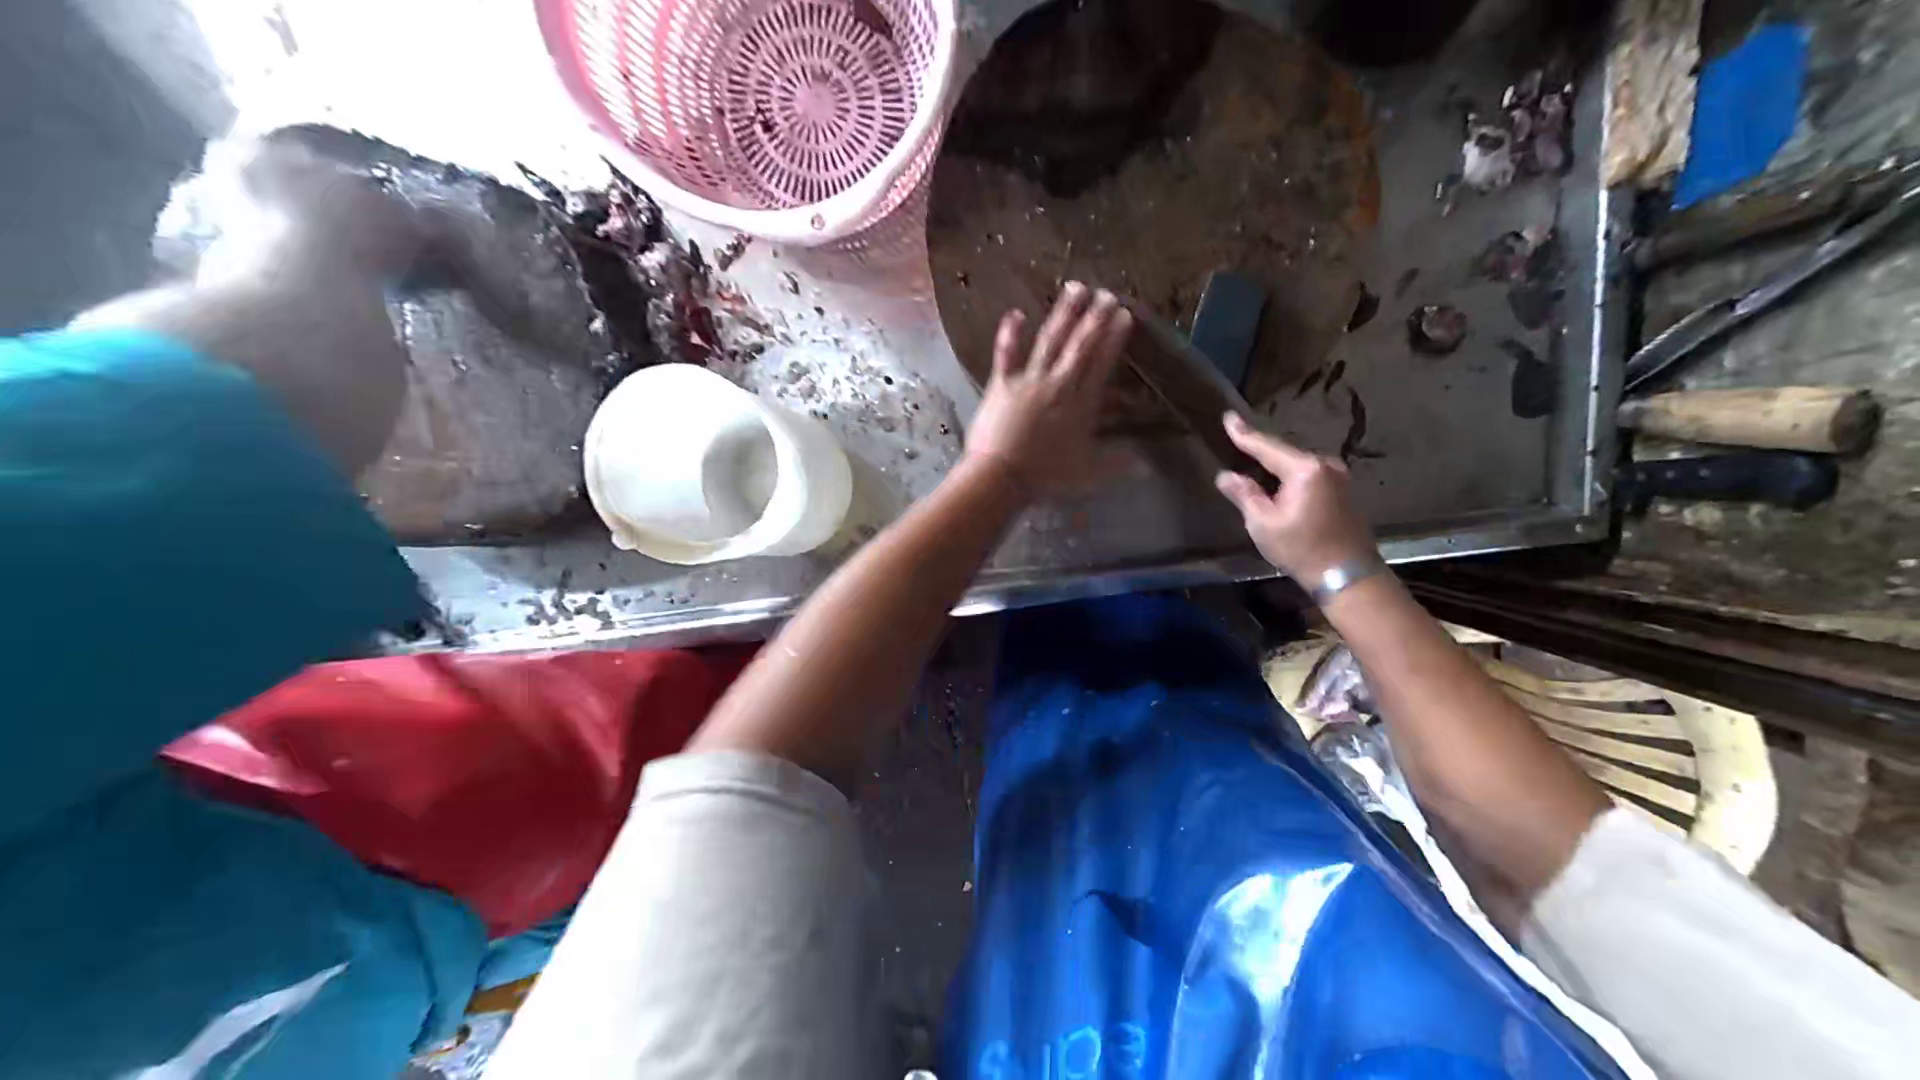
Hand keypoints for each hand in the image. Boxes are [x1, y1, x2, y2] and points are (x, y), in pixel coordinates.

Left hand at [964, 282, 1132, 495]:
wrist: (1001, 476)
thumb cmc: (1046, 477)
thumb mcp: (1088, 472)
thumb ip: (1117, 464)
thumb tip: (1145, 465)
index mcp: (1081, 403)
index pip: (1102, 363)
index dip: (1114, 338)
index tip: (1125, 315)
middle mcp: (1058, 384)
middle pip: (1080, 345)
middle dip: (1095, 317)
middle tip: (1107, 293)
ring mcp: (1028, 381)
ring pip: (1050, 341)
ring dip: (1063, 314)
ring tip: (1075, 287)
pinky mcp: (1001, 384)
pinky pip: (1006, 355)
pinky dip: (1010, 334)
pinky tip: (1017, 313)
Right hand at [1214, 413, 1376, 581]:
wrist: (1347, 575)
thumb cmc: (1302, 549)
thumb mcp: (1263, 523)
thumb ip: (1245, 494)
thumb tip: (1227, 475)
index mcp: (1305, 469)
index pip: (1266, 446)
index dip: (1244, 434)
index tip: (1228, 417)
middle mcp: (1325, 465)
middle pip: (1283, 453)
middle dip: (1259, 452)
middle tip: (1236, 442)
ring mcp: (1338, 477)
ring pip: (1295, 465)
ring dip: (1274, 467)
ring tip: (1251, 465)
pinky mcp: (1342, 490)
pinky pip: (1307, 475)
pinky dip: (1289, 477)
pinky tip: (1276, 484)